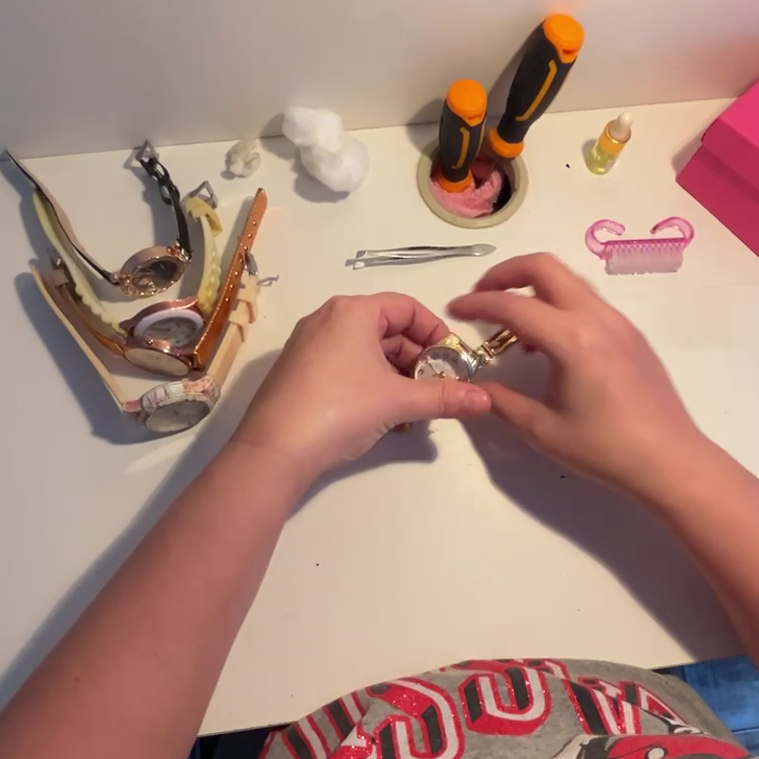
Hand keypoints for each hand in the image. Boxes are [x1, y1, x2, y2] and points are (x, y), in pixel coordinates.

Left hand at [230, 293, 490, 485]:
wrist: (273, 451)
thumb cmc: (340, 410)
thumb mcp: (398, 402)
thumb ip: (444, 397)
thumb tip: (485, 400)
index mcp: (352, 311)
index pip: (407, 307)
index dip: (436, 333)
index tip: (454, 363)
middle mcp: (328, 319)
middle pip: (387, 330)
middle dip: (418, 361)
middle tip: (437, 391)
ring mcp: (309, 346)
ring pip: (367, 353)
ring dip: (397, 379)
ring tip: (413, 412)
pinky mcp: (299, 373)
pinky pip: (346, 368)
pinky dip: (371, 386)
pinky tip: (384, 419)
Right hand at [449, 253, 706, 499]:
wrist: (670, 460)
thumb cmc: (605, 449)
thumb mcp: (542, 430)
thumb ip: (501, 402)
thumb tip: (475, 387)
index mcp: (571, 340)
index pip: (513, 305)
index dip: (476, 303)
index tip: (454, 309)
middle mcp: (596, 318)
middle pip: (544, 267)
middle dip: (505, 273)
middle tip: (482, 296)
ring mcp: (618, 321)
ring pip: (568, 280)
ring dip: (534, 288)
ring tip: (512, 324)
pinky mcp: (630, 333)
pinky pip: (587, 300)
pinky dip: (558, 304)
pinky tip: (548, 344)